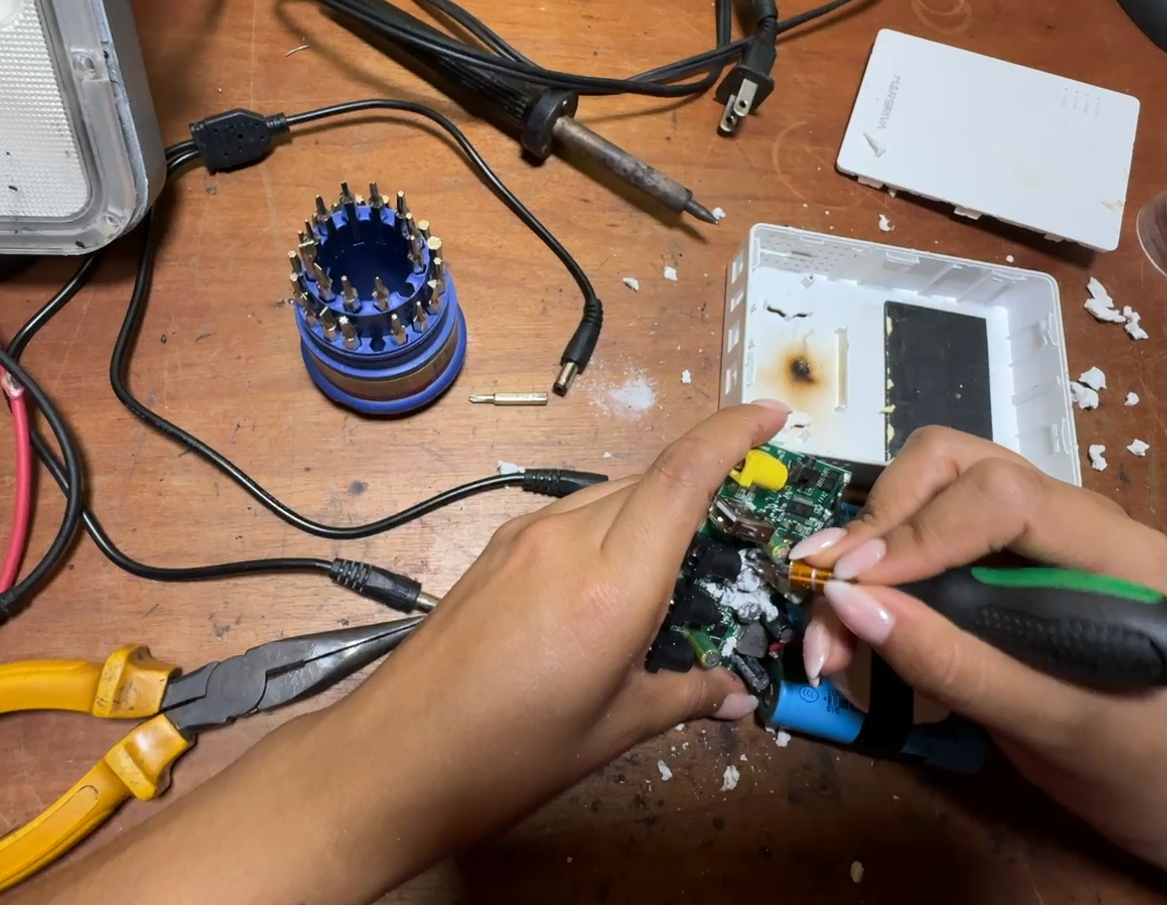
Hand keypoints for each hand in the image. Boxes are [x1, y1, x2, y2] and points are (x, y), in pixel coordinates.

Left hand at [279, 400, 787, 893]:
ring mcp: (527, 532)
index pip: (682, 475)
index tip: (772, 413)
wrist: (395, 755)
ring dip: (654, 512)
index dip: (732, 431)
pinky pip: (575, 514)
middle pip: (653, 480)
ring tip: (670, 573)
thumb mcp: (615, 730)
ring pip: (613, 493)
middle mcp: (569, 536)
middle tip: (732, 537)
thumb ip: (687, 694)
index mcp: (611, 581)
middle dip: (703, 489)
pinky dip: (611, 527)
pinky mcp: (500, 542)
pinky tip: (609, 580)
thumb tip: (738, 692)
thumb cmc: (512, 754)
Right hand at [792, 426, 1166, 866]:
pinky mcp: (984, 542)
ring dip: (860, 538)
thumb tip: (849, 603)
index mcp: (1113, 548)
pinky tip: (840, 605)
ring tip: (827, 606)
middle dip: (879, 520)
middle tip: (831, 587)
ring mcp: (1021, 521)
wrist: (1157, 781)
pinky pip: (911, 519)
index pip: (1002, 496)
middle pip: (949, 463)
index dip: (920, 531)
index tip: (854, 584)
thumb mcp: (1050, 725)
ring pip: (920, 479)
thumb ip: (953, 662)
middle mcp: (1066, 512)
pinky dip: (864, 558)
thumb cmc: (1131, 759)